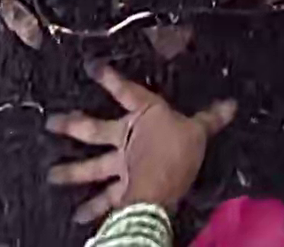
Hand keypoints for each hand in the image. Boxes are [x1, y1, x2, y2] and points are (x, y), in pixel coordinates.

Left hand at [45, 62, 237, 223]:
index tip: (90, 66)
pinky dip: (91, 210)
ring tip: (51, 175)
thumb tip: (232, 104)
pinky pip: (103, 201)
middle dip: (72, 125)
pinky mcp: (120, 192)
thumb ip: (211, 118)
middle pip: (94, 130)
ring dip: (70, 171)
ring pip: (90, 167)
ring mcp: (119, 166)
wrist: (163, 187)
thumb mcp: (199, 130)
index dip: (107, 77)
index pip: (124, 90)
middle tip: (51, 122)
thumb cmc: (178, 151)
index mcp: (144, 114)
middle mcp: (125, 138)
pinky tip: (77, 216)